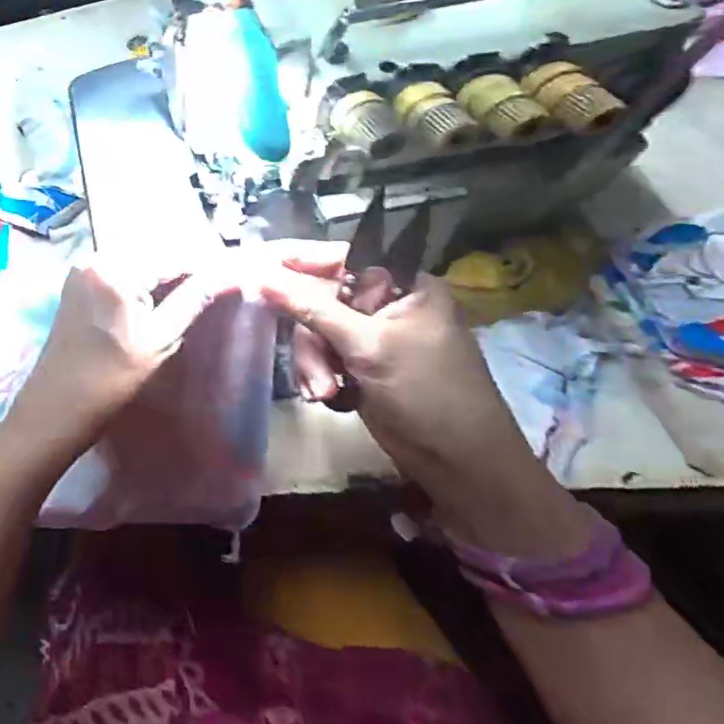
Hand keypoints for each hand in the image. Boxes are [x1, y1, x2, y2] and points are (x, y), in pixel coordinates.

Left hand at [1, 255, 235, 464]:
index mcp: (114, 268)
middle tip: (213, 286)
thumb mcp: (159, 340)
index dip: (203, 267)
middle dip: (181, 269)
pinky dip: (137, 282)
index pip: (171, 257)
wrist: (56, 405)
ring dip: (160, 276)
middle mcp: (93, 258)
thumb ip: (191, 301)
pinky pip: (116, 273)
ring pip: (134, 263)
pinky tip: (156, 300)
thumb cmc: (110, 379)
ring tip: (190, 294)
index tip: (230, 275)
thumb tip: (226, 275)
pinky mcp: (74, 284)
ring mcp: (80, 270)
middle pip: (150, 255)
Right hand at [257, 241, 586, 555]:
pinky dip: (320, 376)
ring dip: (315, 364)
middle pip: (322, 301)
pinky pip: (322, 356)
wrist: (459, 464)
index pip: (346, 259)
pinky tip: (330, 398)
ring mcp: (373, 337)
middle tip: (319, 372)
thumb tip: (264, 278)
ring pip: (317, 332)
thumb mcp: (368, 346)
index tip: (267, 270)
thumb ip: (313, 309)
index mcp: (405, 287)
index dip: (306, 264)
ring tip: (325, 393)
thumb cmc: (426, 393)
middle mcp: (387, 306)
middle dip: (314, 339)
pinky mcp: (361, 366)